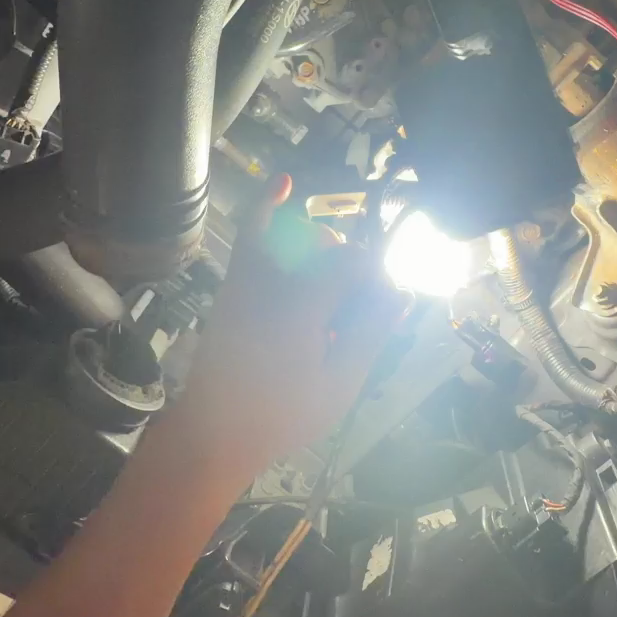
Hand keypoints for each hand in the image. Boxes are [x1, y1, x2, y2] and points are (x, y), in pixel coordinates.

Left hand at [162, 174, 406, 479]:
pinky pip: (252, 232)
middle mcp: (271, 279)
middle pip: (326, 248)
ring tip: (337, 282)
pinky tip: (283, 183)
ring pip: (292, 234)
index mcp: (301, 305)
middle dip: (353, 268)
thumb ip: (370, 332)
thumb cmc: (280, 417)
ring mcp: (246, 279)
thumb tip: (402, 292)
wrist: (213, 433)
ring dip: (322, 246)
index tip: (390, 304)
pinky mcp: (234, 286)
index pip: (353, 263)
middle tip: (362, 308)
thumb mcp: (339, 384)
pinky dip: (268, 206)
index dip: (377, 279)